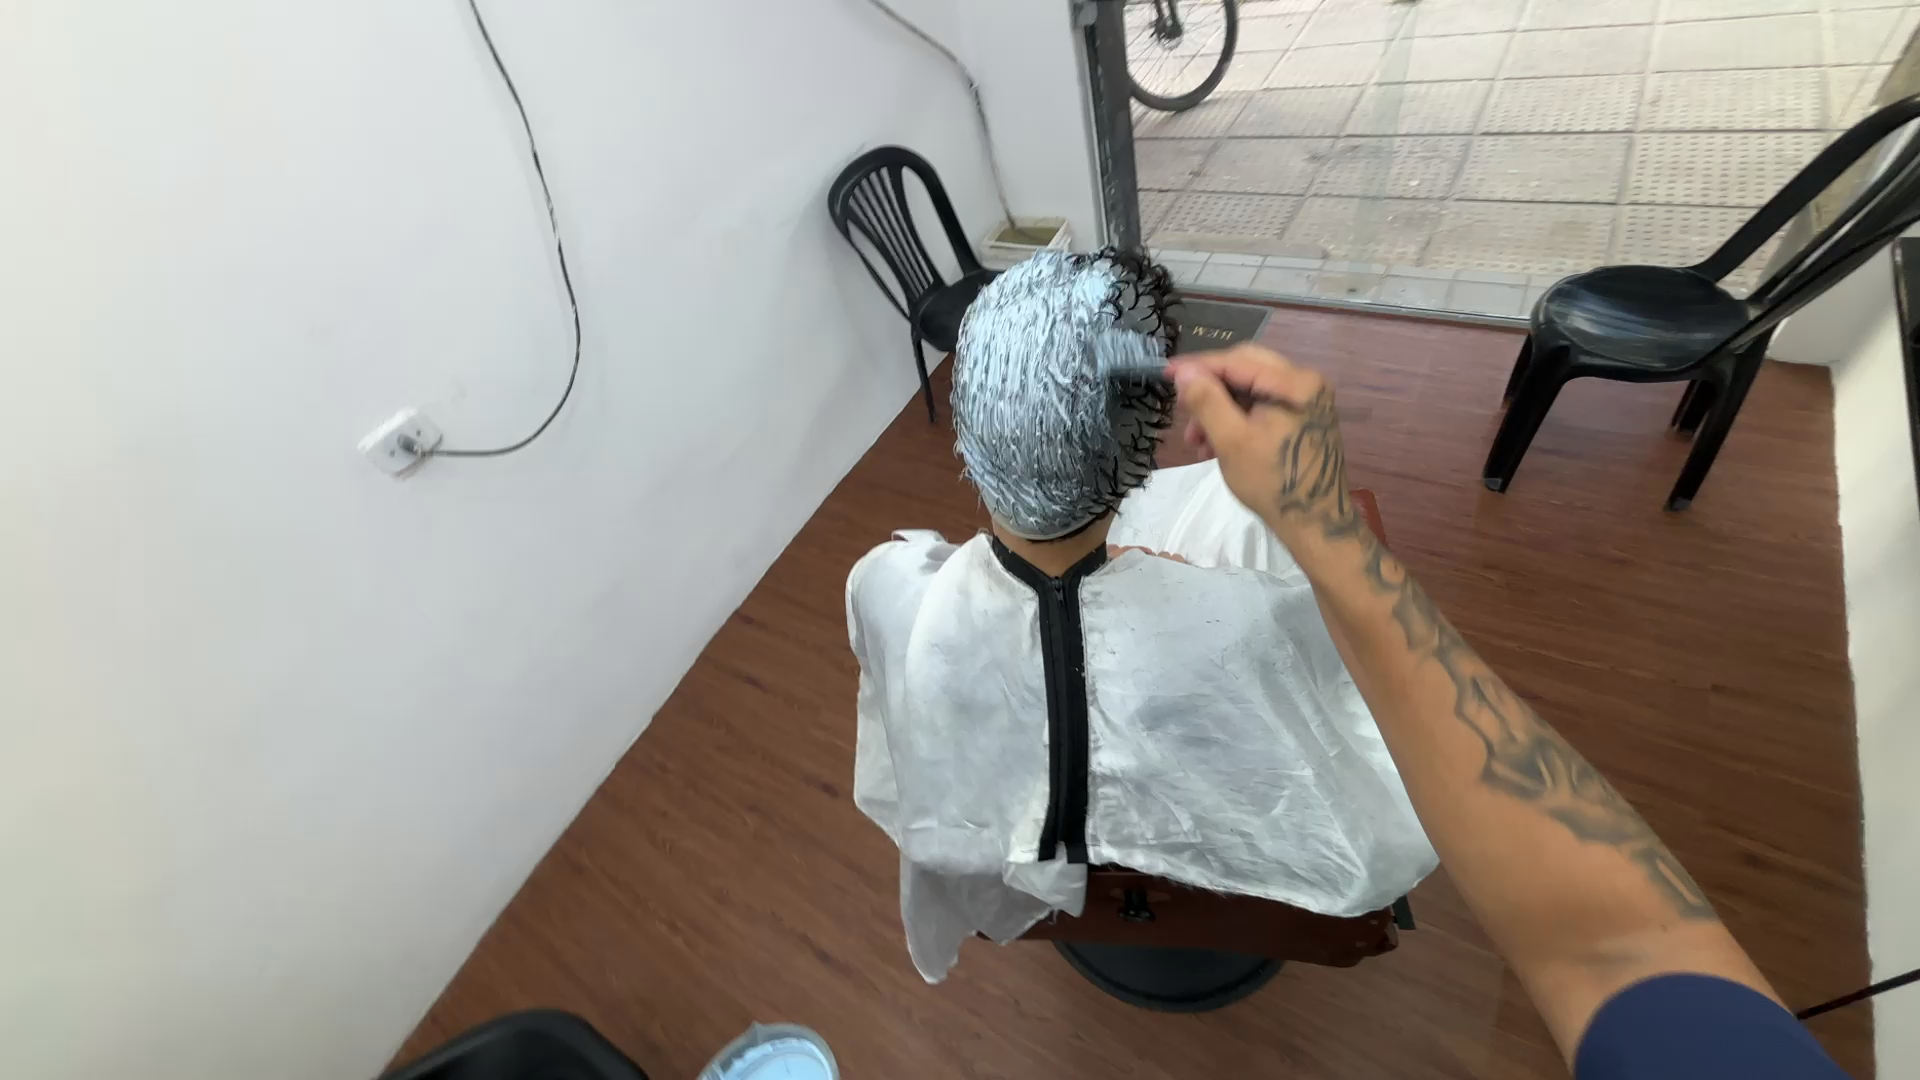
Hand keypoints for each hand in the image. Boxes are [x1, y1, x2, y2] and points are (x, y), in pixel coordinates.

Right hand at [1169, 345, 1367, 551]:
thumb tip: (1184, 372)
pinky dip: (1235, 420)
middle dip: (1208, 390)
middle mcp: (1304, 384)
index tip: (1166, 374)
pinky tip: (1216, 446)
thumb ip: (1206, 402)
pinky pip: (1260, 407)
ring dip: (1218, 409)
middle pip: (1243, 370)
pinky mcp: (1301, 419)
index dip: (1197, 366)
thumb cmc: (1271, 482)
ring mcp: (1305, 402)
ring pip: (1249, 390)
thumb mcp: (1231, 440)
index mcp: (1293, 383)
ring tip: (1196, 442)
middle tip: (1181, 410)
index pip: (1236, 361)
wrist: (1313, 522)